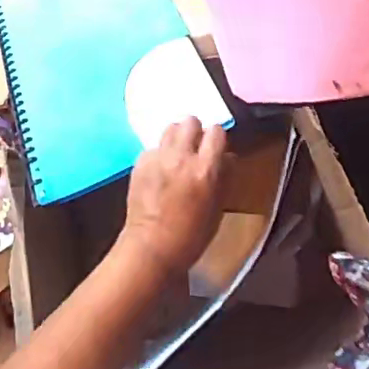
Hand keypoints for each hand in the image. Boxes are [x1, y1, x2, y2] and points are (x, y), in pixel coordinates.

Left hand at [116, 118, 227, 281]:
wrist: (151, 246)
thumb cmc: (191, 235)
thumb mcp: (217, 209)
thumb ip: (224, 178)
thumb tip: (228, 157)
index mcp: (205, 169)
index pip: (216, 131)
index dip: (217, 136)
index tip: (216, 146)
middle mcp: (181, 156)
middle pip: (190, 121)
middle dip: (195, 131)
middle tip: (196, 147)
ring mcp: (158, 157)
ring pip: (170, 128)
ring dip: (177, 137)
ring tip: (178, 154)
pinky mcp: (140, 161)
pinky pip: (154, 146)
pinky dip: (160, 153)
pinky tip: (160, 170)